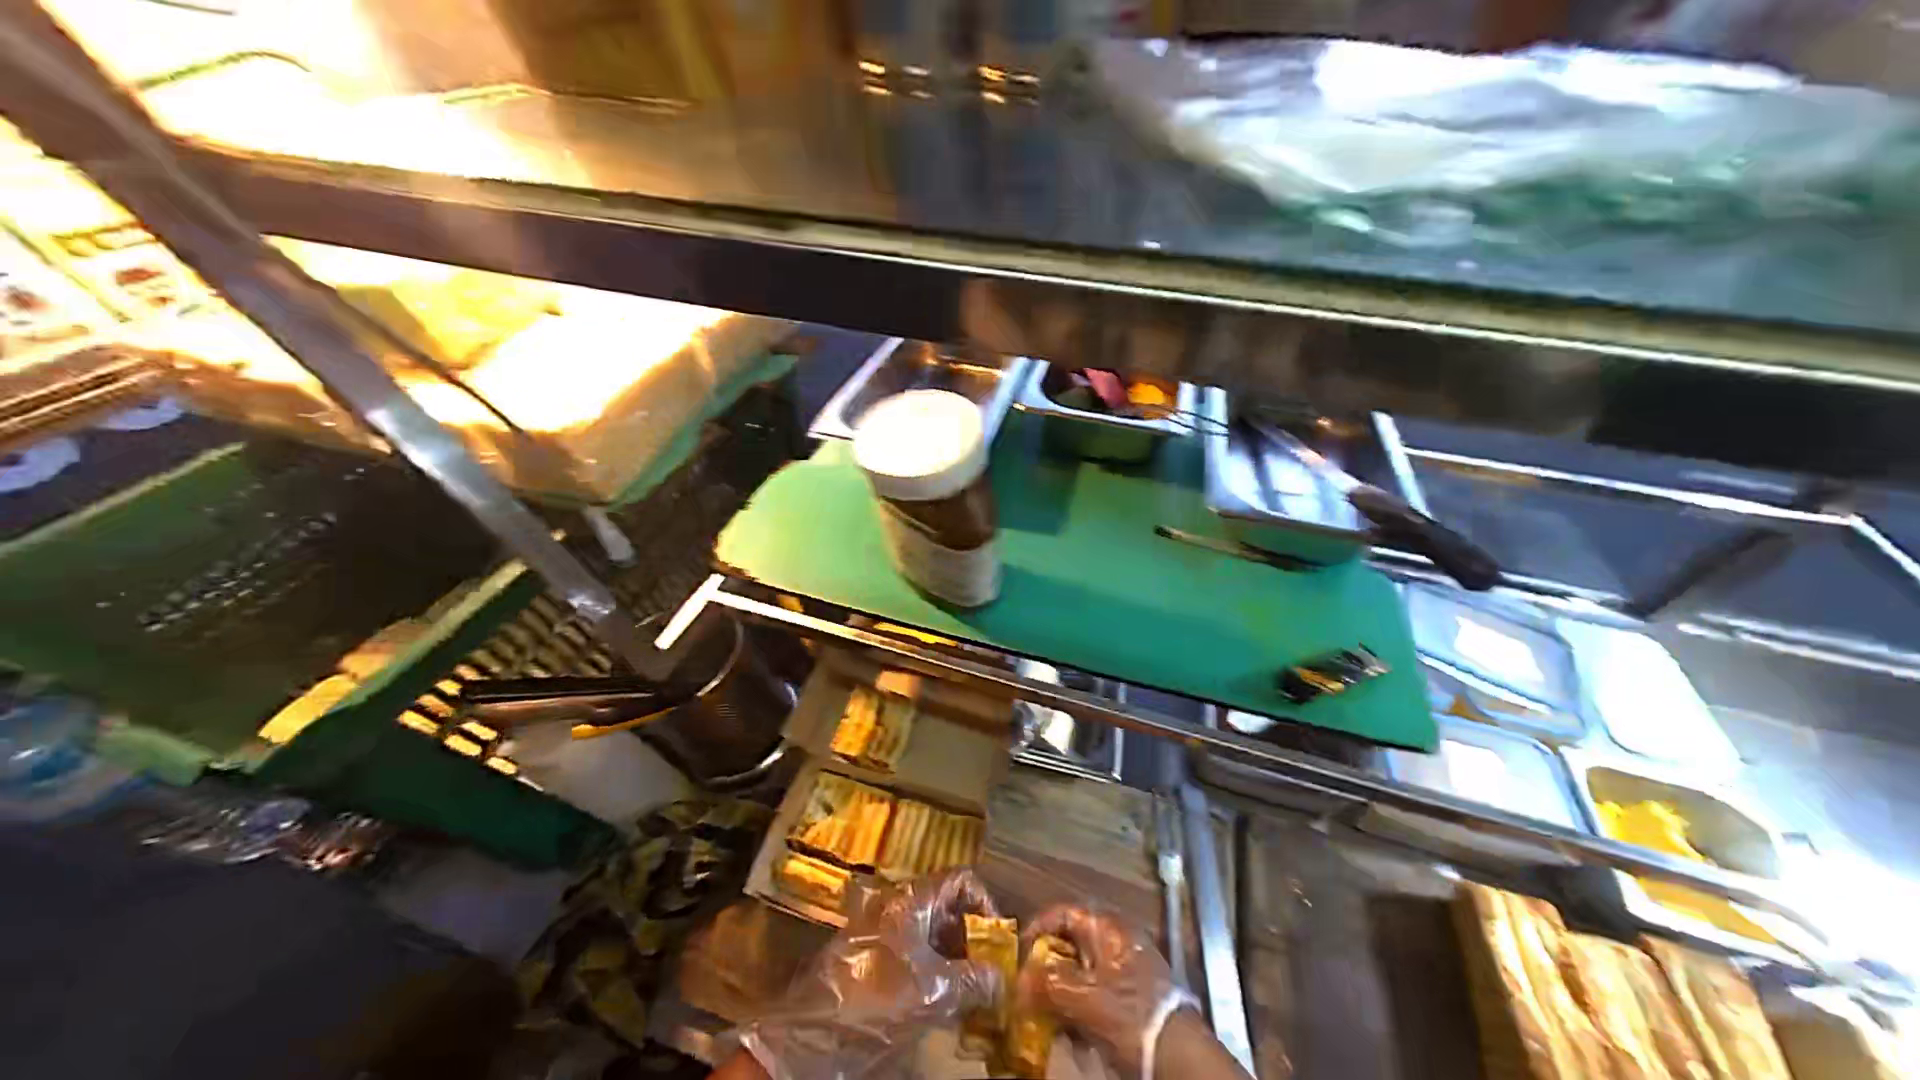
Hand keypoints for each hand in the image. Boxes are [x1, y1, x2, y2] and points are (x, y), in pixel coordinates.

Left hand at [737, 869, 1002, 1079]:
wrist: (813, 1037)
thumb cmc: (876, 1000)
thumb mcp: (933, 991)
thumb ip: (974, 980)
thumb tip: (1003, 980)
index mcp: (910, 898)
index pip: (960, 878)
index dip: (986, 903)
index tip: (999, 940)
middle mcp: (896, 903)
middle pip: (947, 905)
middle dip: (973, 936)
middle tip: (991, 972)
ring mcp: (881, 928)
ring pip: (931, 931)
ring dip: (956, 957)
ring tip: (974, 992)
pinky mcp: (871, 956)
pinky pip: (913, 950)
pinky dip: (935, 969)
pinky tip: (948, 1002)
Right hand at [1019, 906, 1192, 1077]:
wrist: (1179, 1057)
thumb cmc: (1130, 1016)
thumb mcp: (1083, 998)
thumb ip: (1047, 983)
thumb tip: (1018, 979)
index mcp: (1108, 928)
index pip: (1064, 912)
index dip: (1038, 927)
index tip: (1019, 951)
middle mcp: (1119, 940)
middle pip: (1072, 942)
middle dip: (1047, 965)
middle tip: (1029, 987)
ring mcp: (1128, 968)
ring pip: (1082, 970)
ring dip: (1062, 991)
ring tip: (1047, 1014)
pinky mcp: (1134, 996)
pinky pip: (1096, 992)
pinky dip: (1080, 1007)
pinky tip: (1073, 1031)